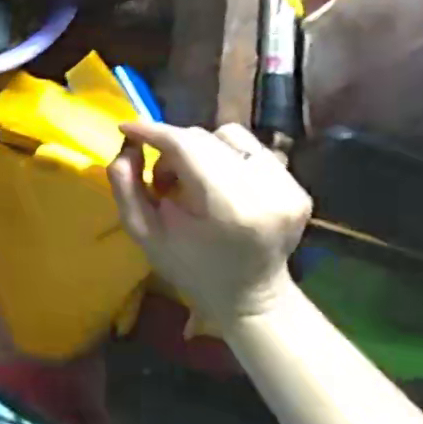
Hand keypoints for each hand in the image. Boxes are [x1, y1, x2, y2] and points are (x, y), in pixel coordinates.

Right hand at [108, 122, 311, 326]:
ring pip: (228, 136)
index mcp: (228, 208)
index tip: (126, 127)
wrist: (248, 296)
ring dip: (199, 148)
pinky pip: (250, 149)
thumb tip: (129, 143)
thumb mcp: (141, 229)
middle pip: (205, 138)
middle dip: (172, 146)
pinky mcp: (298, 188)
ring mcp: (288, 189)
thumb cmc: (187, 265)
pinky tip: (217, 182)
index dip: (152, 130)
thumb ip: (125, 182)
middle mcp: (265, 192)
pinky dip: (224, 155)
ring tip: (191, 180)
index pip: (187, 145)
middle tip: (160, 176)